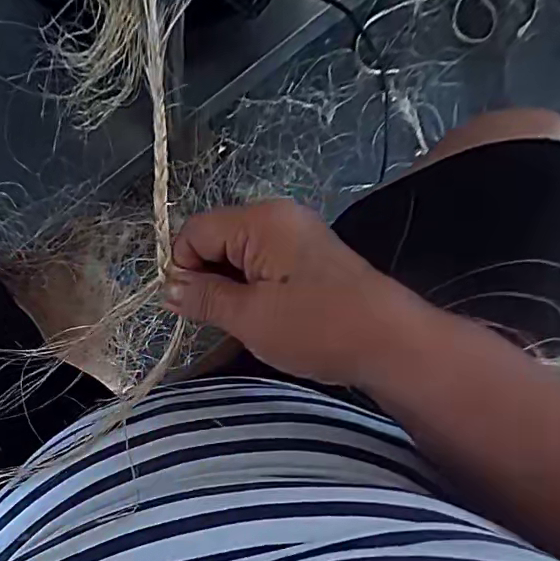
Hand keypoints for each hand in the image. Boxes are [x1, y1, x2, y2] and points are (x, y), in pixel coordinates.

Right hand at [162, 199, 437, 386]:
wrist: (389, 343)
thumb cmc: (316, 327)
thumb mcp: (249, 317)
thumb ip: (204, 297)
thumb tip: (169, 288)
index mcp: (260, 220)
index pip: (195, 231)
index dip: (183, 268)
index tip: (191, 307)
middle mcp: (278, 217)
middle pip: (216, 239)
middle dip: (206, 278)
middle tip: (218, 319)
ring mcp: (296, 237)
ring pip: (238, 256)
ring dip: (229, 288)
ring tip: (242, 322)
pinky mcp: (308, 259)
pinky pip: (262, 266)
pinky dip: (251, 290)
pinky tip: (262, 317)